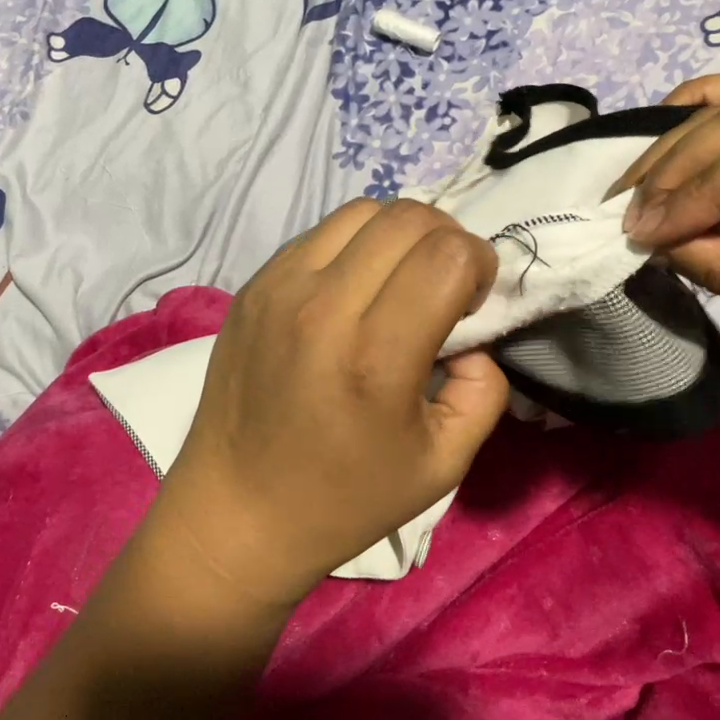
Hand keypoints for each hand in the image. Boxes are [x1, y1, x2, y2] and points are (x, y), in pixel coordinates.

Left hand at [154, 199, 508, 605]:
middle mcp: (323, 306)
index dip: (478, 266)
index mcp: (375, 357)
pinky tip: (351, 291)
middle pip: (408, 217)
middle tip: (443, 287)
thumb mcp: (442, 464)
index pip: (447, 253)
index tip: (471, 304)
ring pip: (362, 210)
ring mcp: (279, 287)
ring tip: (398, 280)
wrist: (237, 508)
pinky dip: (352, 246)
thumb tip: (473, 335)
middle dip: (447, 239)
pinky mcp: (254, 285)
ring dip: (398, 234)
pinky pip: (319, 233)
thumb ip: (482, 390)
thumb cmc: (345, 499)